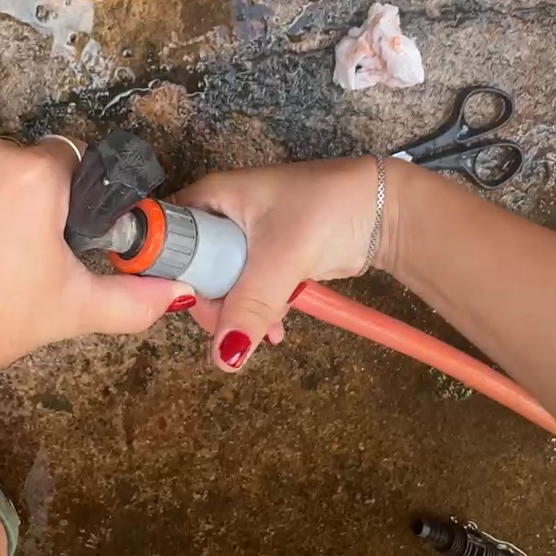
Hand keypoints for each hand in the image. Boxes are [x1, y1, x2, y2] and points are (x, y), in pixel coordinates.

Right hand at [171, 156, 391, 372]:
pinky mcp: (269, 259)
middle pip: (195, 267)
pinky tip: (275, 333)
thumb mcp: (282, 256)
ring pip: (223, 284)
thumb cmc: (326, 210)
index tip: (190, 303)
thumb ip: (251, 305)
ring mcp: (247, 239)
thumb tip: (224, 358)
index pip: (169, 236)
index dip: (171, 271)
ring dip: (238, 314)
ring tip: (264, 335)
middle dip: (213, 302)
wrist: (385, 210)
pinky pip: (249, 290)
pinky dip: (259, 311)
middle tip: (230, 328)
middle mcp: (222, 215)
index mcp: (213, 197)